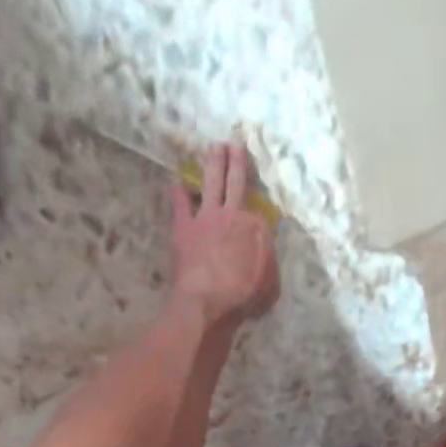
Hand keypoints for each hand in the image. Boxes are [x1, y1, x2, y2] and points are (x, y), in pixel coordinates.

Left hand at [167, 142, 278, 327]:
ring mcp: (207, 218)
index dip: (256, 219)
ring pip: (211, 183)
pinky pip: (180, 203)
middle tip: (235, 142)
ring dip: (213, 163)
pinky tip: (176, 181)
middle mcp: (233, 215)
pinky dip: (178, 192)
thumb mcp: (269, 287)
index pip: (259, 216)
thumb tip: (266, 260)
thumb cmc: (242, 299)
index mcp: (257, 228)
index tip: (254, 220)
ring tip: (213, 147)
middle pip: (236, 183)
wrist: (205, 303)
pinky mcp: (183, 227)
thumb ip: (269, 268)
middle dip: (237, 161)